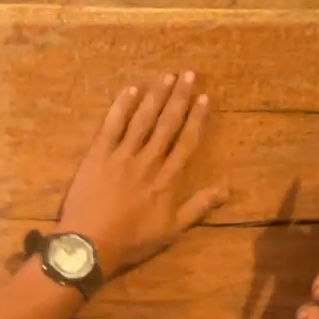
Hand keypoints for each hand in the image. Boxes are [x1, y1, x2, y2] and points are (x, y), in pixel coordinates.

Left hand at [56, 72, 228, 277]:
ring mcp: (121, 156)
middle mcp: (147, 161)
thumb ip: (198, 206)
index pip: (187, 141)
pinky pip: (111, 126)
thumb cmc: (132, 241)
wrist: (90, 244)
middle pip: (167, 124)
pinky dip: (121, 107)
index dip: (197, 118)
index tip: (205, 97)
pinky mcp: (97, 155)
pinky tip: (130, 90)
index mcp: (167, 179)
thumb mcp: (172, 230)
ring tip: (167, 76)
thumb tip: (227, 187)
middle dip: (179, 98)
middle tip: (189, 74)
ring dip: (155, 96)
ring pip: (142, 120)